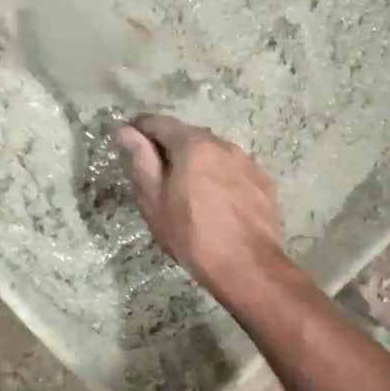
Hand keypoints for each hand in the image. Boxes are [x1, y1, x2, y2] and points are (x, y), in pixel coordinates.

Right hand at [116, 115, 285, 277]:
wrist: (248, 268)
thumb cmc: (191, 235)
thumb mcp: (153, 201)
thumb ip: (140, 161)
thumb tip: (126, 131)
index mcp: (192, 145)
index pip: (159, 122)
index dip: (139, 130)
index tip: (129, 146)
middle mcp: (223, 145)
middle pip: (188, 136)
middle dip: (169, 148)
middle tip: (156, 177)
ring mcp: (247, 163)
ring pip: (212, 152)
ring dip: (196, 162)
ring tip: (187, 191)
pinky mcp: (263, 182)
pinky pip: (232, 169)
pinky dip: (218, 177)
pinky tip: (215, 202)